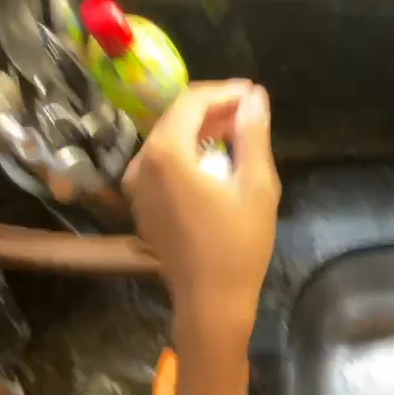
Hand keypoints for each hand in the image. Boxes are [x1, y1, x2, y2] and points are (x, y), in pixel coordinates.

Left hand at [126, 80, 280, 358]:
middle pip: (176, 119)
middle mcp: (141, 162)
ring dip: (200, 133)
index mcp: (167, 152)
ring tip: (235, 137)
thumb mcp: (257, 188)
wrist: (211, 302)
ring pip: (168, 142)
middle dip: (213, 110)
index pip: (192, 101)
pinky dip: (187, 157)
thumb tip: (256, 97)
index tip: (254, 94)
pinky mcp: (141, 206)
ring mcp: (136, 186)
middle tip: (248, 113)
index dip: (225, 92)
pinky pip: (162, 167)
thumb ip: (253, 136)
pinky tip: (212, 166)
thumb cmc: (239, 247)